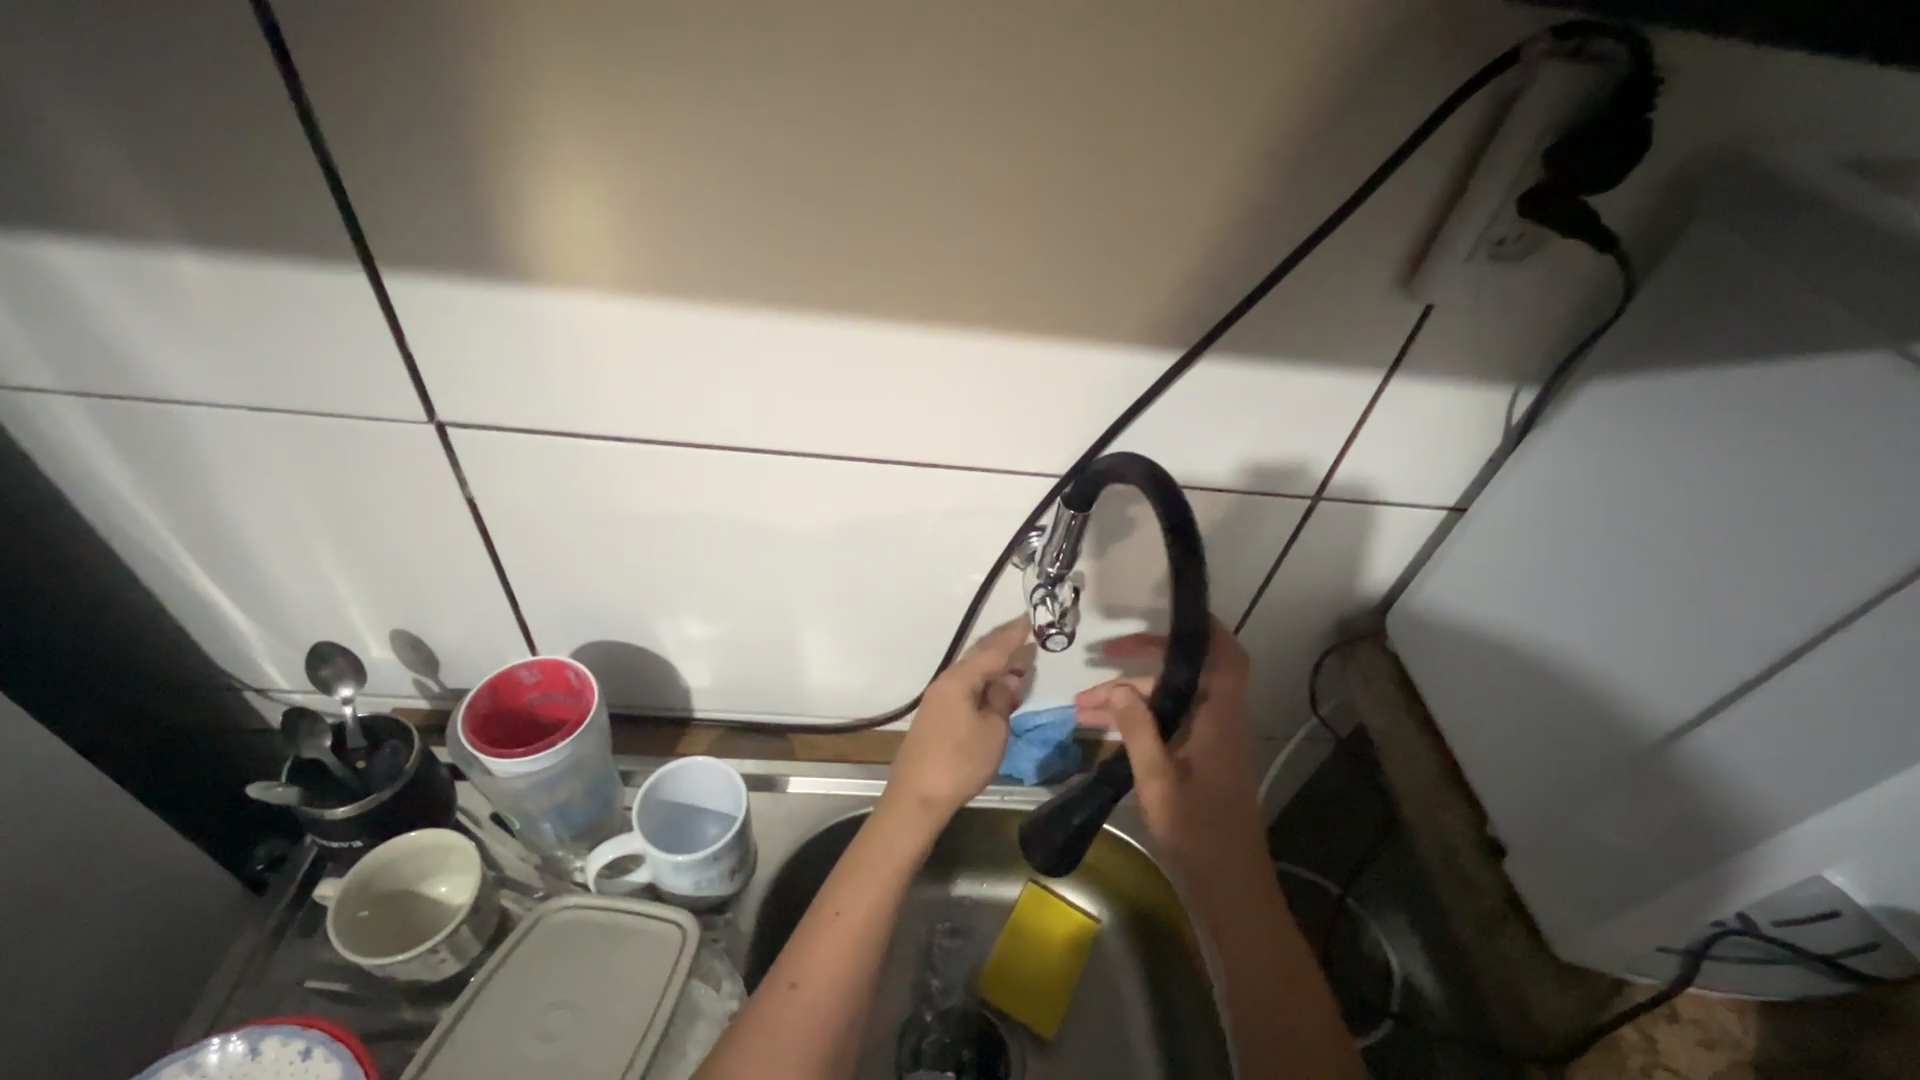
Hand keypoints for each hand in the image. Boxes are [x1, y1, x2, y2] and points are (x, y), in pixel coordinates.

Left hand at [883, 619, 1032, 830]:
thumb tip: (1008, 680)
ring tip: (1018, 658)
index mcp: (960, 679)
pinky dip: (984, 680)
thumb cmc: (961, 762)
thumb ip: (1002, 700)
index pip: (993, 649)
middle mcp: (946, 681)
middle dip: (1003, 644)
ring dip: (994, 664)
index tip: (1031, 619)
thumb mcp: (993, 730)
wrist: (918, 796)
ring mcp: (939, 698)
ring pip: (972, 671)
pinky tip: (995, 687)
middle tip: (1026, 632)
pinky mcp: (937, 715)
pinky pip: (966, 686)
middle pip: (978, 655)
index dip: (1014, 635)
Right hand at [1074, 619, 1264, 866]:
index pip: (1227, 658)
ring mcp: (1212, 745)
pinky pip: (1170, 727)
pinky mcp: (1201, 764)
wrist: (1228, 885)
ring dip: (1131, 701)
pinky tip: (1103, 730)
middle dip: (1142, 667)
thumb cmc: (1197, 831)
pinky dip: (1139, 723)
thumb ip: (1137, 729)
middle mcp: (1220, 724)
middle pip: (1185, 678)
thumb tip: (1118, 688)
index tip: (1170, 617)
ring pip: (1171, 705)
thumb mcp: (1157, 778)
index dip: (1206, 631)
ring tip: (1081, 707)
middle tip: (1101, 660)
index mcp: (1220, 719)